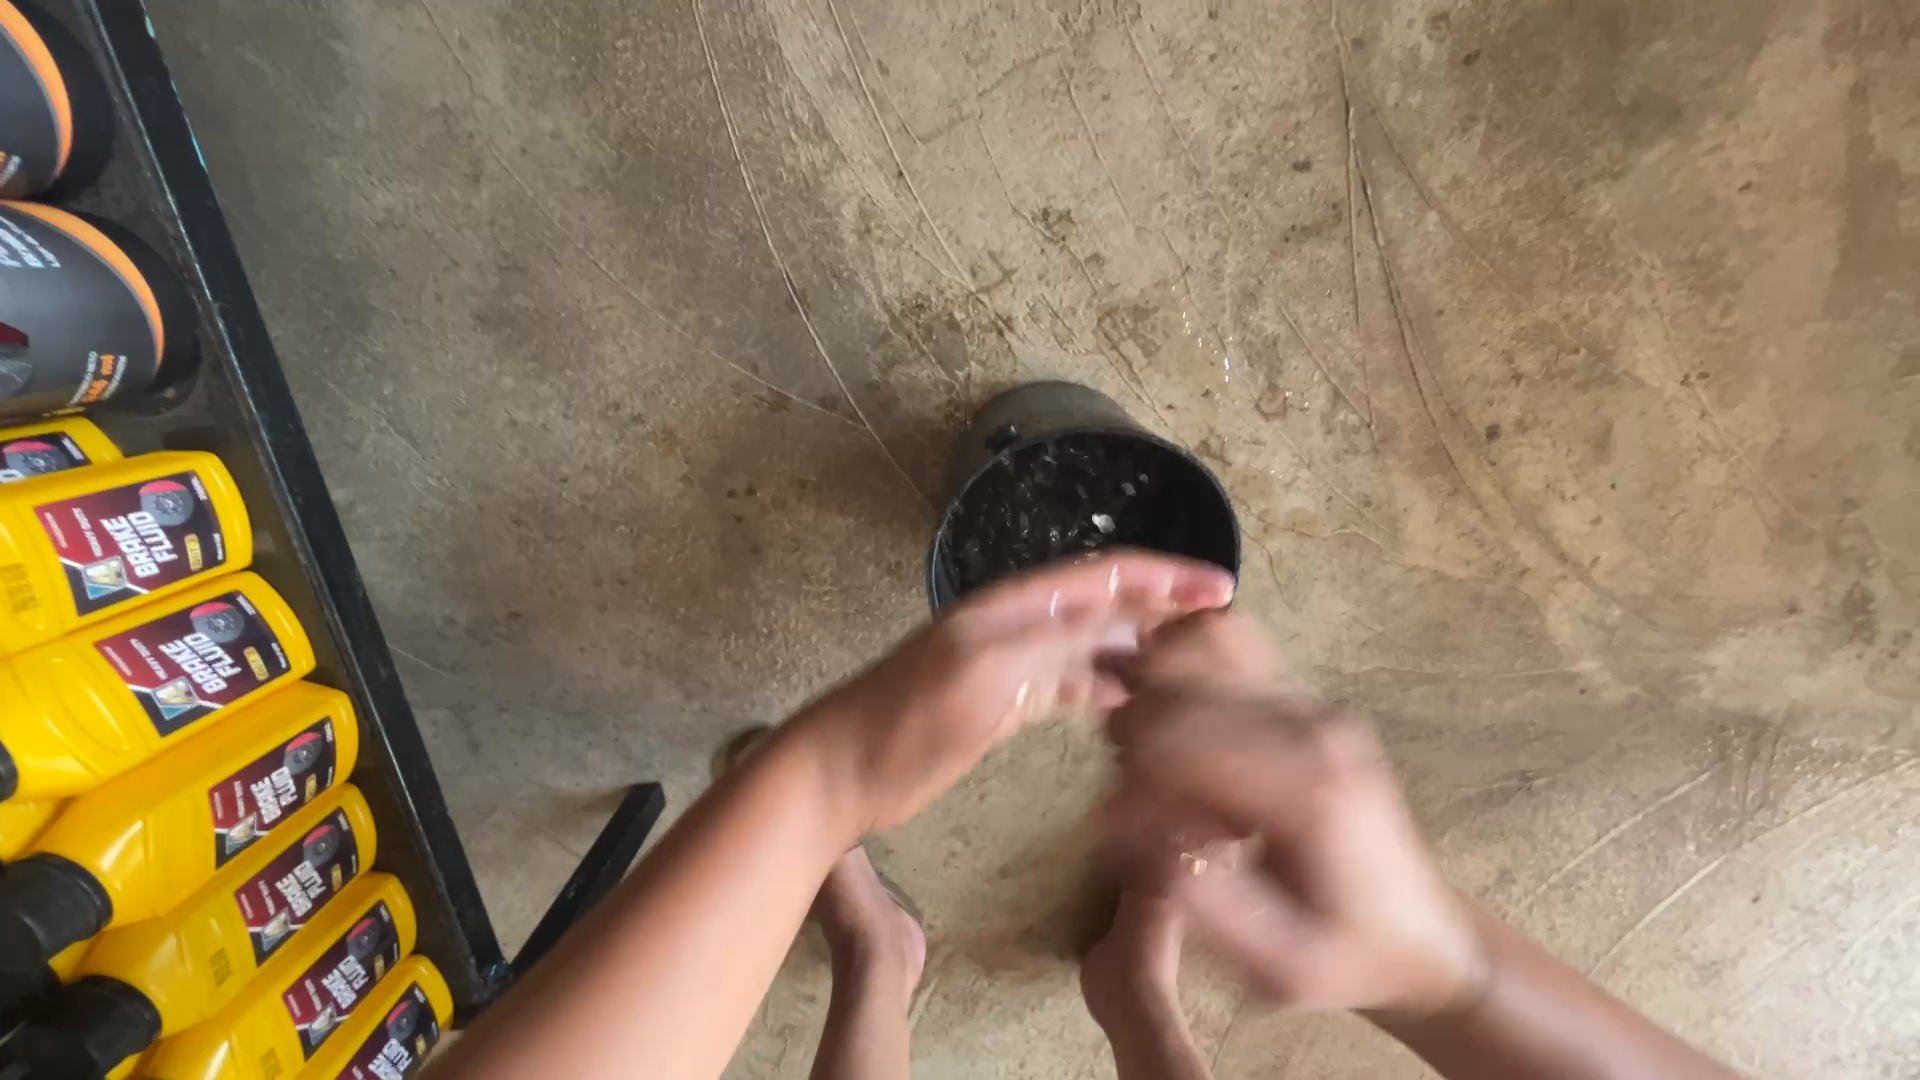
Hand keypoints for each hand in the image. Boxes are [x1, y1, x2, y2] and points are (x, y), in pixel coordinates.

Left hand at [797, 551, 1235, 832]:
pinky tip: (1132, 704)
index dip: (1162, 577)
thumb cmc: (905, 722)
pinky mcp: (1006, 703)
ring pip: (1089, 647)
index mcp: (1012, 606)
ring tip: (1189, 670)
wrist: (843, 772)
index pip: (1101, 577)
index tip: (1220, 586)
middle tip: (1218, 631)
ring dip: (1137, 650)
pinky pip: (1067, 686)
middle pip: (1101, 607)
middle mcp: (1017, 626)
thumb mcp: (981, 675)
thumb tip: (1115, 616)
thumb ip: (1047, 642)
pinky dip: (1103, 689)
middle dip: (1160, 611)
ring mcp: (1011, 666)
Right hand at [1103, 612, 1485, 1016]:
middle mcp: (1312, 727)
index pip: (1180, 740)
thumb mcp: (1279, 965)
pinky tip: (1168, 706)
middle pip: (1179, 686)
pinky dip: (1181, 660)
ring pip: (1201, 644)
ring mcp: (1311, 703)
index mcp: (1309, 790)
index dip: (1129, 777)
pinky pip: (1228, 643)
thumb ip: (1204, 898)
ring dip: (1151, 687)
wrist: (1421, 935)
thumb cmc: (1346, 957)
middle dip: (1132, 733)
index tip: (1112, 822)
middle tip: (1128, 792)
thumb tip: (1128, 824)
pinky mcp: (1303, 698)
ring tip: (1142, 748)